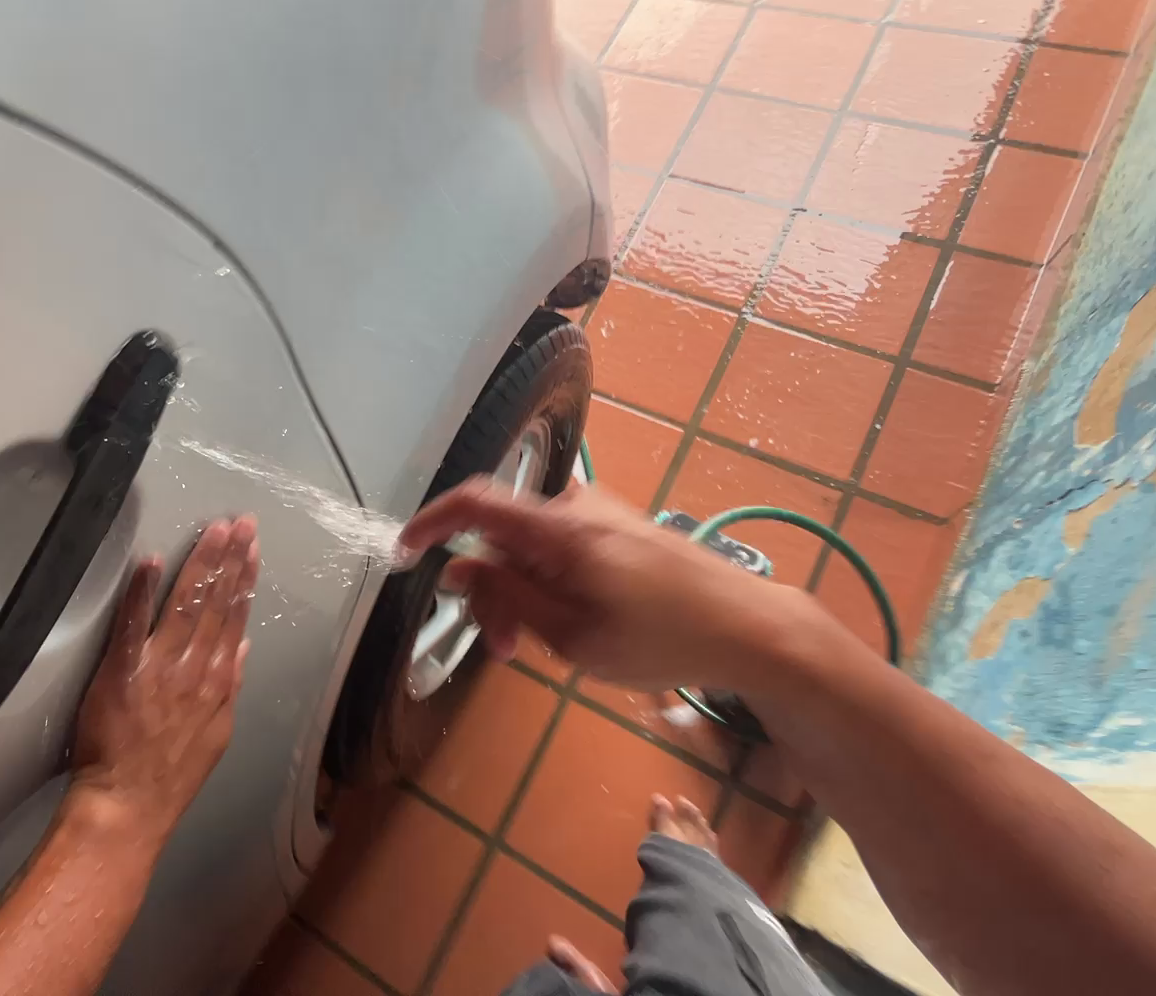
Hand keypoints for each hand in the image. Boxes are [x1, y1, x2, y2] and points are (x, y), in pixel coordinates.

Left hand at [71, 516, 258, 835]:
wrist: (129, 803)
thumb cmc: (174, 770)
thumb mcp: (219, 730)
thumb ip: (232, 682)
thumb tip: (244, 642)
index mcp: (218, 678)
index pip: (236, 616)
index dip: (245, 578)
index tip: (252, 547)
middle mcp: (195, 666)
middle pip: (216, 602)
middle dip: (230, 558)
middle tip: (240, 523)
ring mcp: (160, 667)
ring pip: (186, 605)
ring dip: (202, 564)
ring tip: (214, 531)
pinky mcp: (122, 673)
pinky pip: (134, 627)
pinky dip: (143, 593)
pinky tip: (152, 562)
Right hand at [400, 478, 828, 691]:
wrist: (752, 628)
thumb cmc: (662, 639)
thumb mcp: (572, 635)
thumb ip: (507, 598)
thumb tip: (457, 568)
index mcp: (559, 528)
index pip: (474, 503)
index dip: (431, 522)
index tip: (404, 554)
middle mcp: (574, 507)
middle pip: (503, 538)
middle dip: (493, 593)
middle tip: (504, 652)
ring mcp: (599, 516)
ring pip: (530, 549)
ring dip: (522, 595)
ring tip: (546, 647)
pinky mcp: (617, 528)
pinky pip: (559, 549)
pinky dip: (549, 584)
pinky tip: (574, 622)